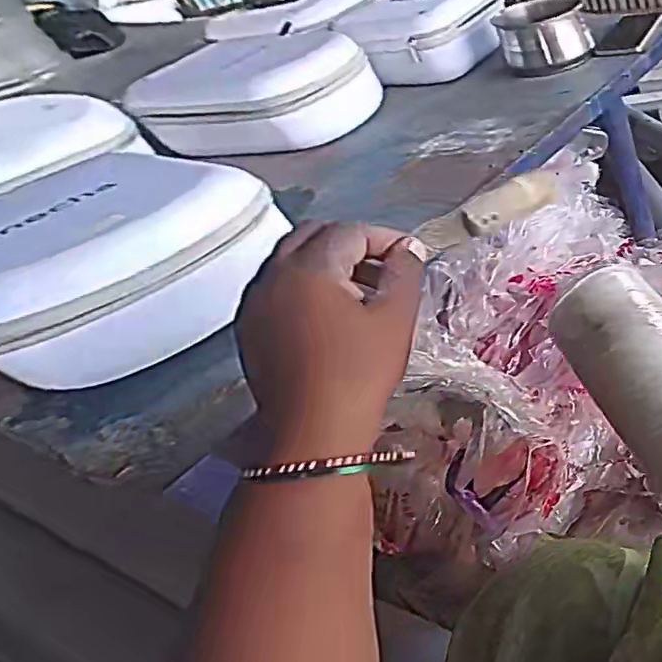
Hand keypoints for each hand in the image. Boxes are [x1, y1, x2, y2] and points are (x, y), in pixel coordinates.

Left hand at [237, 221, 424, 462]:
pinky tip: (336, 313)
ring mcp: (255, 301)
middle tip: (388, 267)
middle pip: (314, 235)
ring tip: (365, 290)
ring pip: (293, 259)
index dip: (385, 238)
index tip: (411, 255)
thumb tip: (408, 248)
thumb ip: (404, 273)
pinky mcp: (250, 326)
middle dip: (354, 243)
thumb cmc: (361, 370)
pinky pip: (280, 287)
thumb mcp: (395, 317)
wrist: (315, 428)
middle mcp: (272, 275)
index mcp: (308, 268)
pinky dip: (309, 285)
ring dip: (330, 262)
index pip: (349, 232)